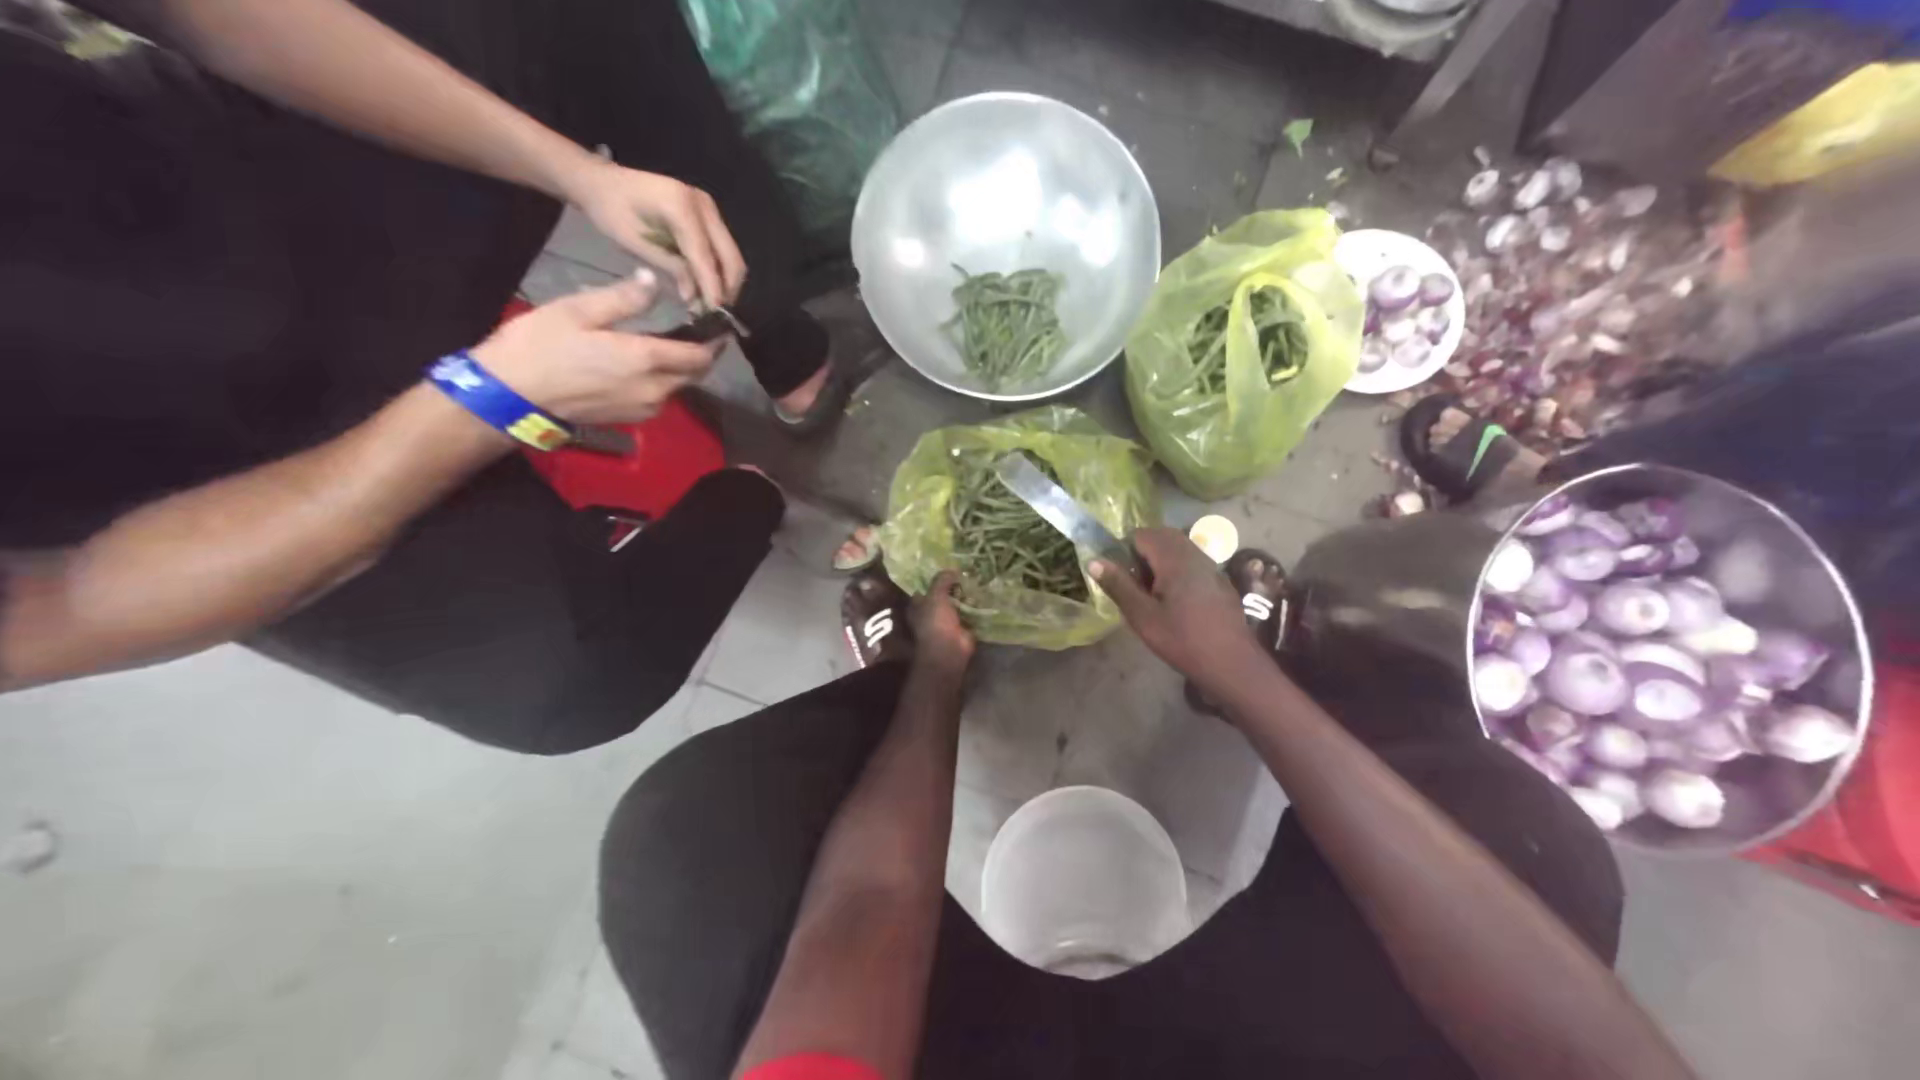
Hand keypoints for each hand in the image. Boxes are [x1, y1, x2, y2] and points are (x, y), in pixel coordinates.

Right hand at [471, 271, 720, 424]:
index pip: (700, 355)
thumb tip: (653, 280)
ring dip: (681, 368)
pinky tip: (647, 366)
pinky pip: (660, 398)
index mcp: (647, 360)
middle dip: (702, 354)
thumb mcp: (578, 310)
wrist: (510, 395)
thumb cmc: (539, 346)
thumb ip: (624, 298)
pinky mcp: (632, 419)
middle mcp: (655, 389)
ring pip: (679, 387)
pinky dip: (663, 381)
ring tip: (671, 344)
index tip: (718, 325)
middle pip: (695, 374)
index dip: (714, 341)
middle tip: (696, 332)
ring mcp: (645, 409)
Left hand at [561, 158, 746, 311]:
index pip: (705, 256)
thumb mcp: (636, 243)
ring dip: (725, 283)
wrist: (603, 182)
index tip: (713, 315)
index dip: (712, 288)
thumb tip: (695, 299)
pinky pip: (723, 250)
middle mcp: (704, 205)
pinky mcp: (709, 216)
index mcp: (681, 206)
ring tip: (711, 304)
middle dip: (726, 289)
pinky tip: (708, 288)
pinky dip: (719, 272)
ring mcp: (710, 209)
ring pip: (731, 256)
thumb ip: (671, 267)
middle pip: (731, 257)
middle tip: (715, 314)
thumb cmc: (611, 211)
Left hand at [909, 572, 974, 675]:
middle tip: (965, 569)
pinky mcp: (962, 626)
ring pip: (957, 602)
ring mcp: (948, 620)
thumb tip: (952, 569)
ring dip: (965, 594)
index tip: (945, 565)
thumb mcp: (935, 596)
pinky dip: (975, 605)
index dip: (932, 578)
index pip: (924, 587)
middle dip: (952, 584)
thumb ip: (942, 580)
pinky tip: (983, 591)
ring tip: (976, 576)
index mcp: (919, 605)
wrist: (949, 649)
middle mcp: (931, 612)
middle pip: (942, 594)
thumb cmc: (935, 622)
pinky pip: (969, 612)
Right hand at [1091, 528, 1263, 689]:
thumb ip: (1118, 585)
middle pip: (1161, 537)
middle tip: (1134, 585)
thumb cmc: (1183, 640)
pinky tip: (1175, 602)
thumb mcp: (1142, 616)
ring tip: (1151, 594)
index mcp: (1175, 559)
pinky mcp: (1219, 581)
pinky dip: (1176, 571)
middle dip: (1142, 553)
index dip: (1124, 551)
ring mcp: (1211, 567)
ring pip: (1178, 549)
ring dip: (1159, 562)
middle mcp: (1195, 555)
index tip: (1120, 578)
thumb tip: (1094, 561)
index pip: (1141, 534)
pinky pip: (1192, 563)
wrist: (1232, 664)